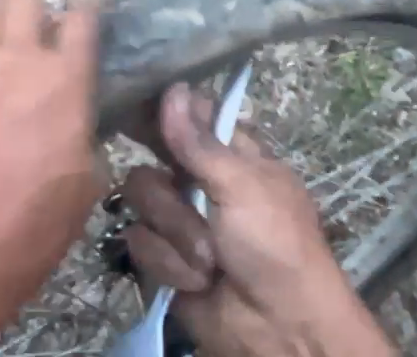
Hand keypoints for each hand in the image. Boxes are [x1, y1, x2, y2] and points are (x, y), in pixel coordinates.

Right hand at [118, 83, 396, 356]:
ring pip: (143, 202)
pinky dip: (170, 265)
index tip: (137, 111)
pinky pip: (140, 243)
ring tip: (210, 261)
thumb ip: (199, 142)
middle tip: (186, 195)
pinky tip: (197, 281)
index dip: (161, 112)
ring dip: (177, 235)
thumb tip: (173, 87)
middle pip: (153, 158)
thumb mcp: (243, 185)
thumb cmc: (275, 244)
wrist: (280, 330)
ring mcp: (180, 220)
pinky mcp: (164, 258)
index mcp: (229, 153)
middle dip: (172, 193)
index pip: (185, 116)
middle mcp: (200, 180)